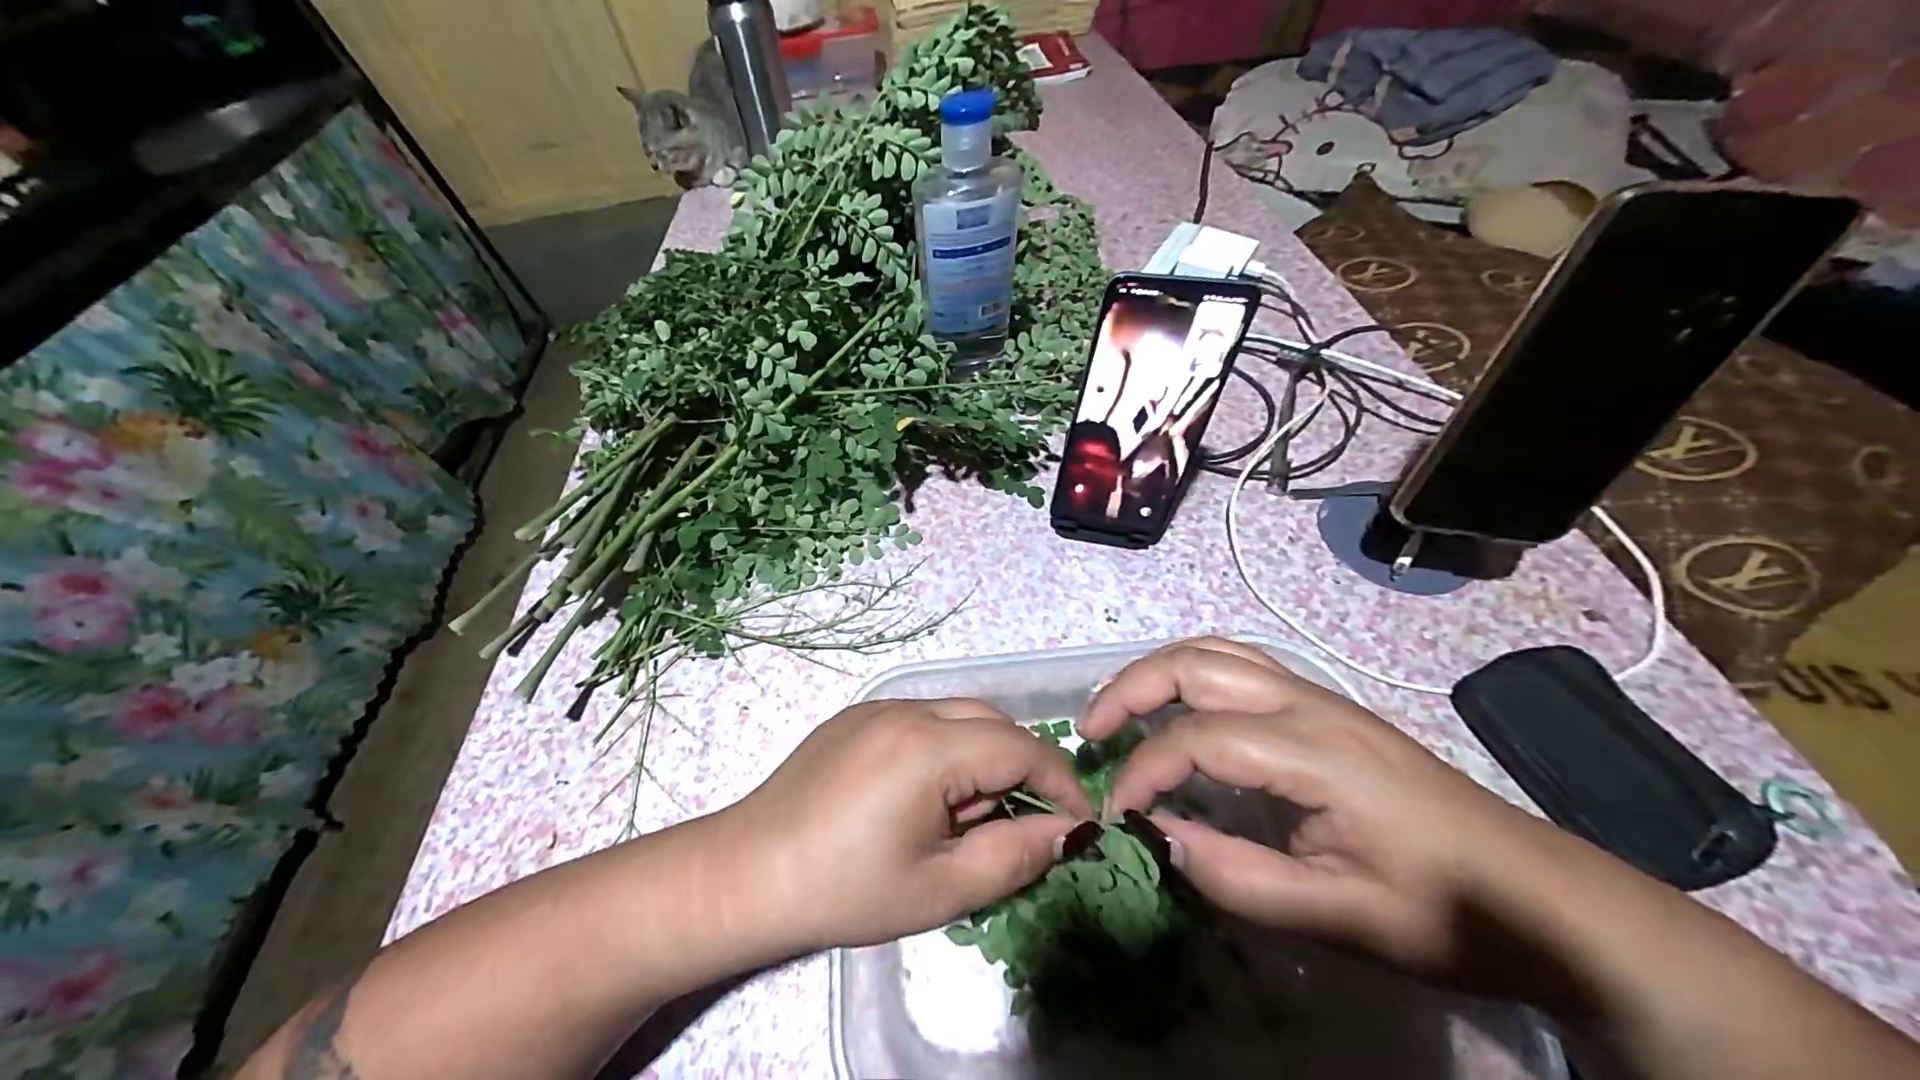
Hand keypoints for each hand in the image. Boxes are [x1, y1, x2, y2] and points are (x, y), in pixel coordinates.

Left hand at [720, 698, 1093, 952]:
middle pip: (993, 723)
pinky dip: (946, 750)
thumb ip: (1015, 855)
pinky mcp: (856, 716)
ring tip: (960, 818)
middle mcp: (905, 709)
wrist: (746, 875)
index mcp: (927, 746)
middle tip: (1012, 826)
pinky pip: (923, 720)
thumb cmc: (844, 890)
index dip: (1060, 782)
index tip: (1078, 823)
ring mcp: (876, 707)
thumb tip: (1069, 831)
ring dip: (982, 757)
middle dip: (1020, 769)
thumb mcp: (940, 888)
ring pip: (959, 717)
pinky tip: (921, 799)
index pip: (1020, 747)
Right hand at [1080, 638, 1548, 985]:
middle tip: (1090, 731)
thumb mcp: (1335, 916)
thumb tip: (1153, 836)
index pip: (1198, 739)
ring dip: (1157, 672)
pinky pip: (1240, 664)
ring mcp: (1318, 696)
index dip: (1144, 773)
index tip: (1119, 816)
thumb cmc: (1441, 912)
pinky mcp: (1324, 705)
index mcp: (1314, 752)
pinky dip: (1191, 673)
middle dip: (1130, 689)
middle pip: (1197, 664)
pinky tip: (1178, 706)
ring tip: (1119, 710)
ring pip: (1216, 651)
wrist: (1536, 894)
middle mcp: (1309, 704)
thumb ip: (1234, 877)